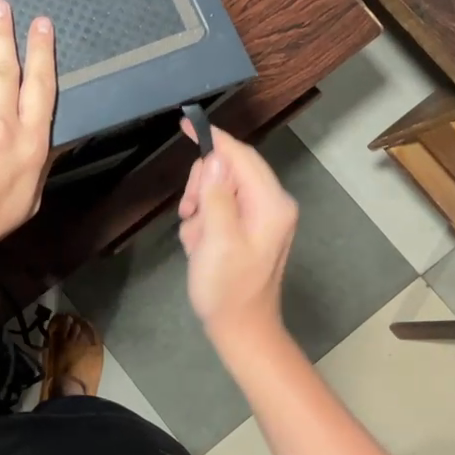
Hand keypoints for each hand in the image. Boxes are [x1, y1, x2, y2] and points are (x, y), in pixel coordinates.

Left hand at [0, 0, 56, 271]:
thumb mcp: (28, 201)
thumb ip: (39, 165)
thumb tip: (47, 139)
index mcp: (30, 144)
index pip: (40, 85)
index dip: (41, 50)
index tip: (40, 25)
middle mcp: (0, 126)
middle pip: (5, 67)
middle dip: (3, 30)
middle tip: (0, 5)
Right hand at [178, 120, 298, 353]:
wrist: (240, 330)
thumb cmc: (228, 288)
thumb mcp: (217, 241)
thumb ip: (217, 196)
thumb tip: (215, 158)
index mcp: (271, 204)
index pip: (241, 156)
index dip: (213, 139)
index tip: (184, 124)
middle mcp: (271, 204)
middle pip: (228, 169)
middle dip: (201, 186)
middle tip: (188, 215)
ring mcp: (260, 217)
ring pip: (218, 187)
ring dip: (198, 206)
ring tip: (195, 237)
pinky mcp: (248, 228)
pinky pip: (218, 206)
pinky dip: (202, 221)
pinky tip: (200, 245)